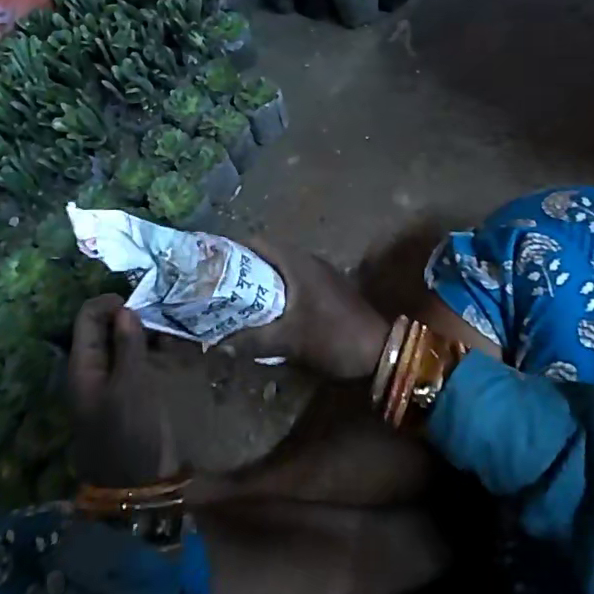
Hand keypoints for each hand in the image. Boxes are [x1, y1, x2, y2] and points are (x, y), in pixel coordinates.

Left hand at [69, 294, 177, 486]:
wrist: (137, 488)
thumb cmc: (129, 434)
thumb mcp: (129, 387)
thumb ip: (128, 346)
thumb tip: (126, 310)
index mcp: (83, 366)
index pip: (87, 318)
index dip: (109, 303)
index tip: (138, 302)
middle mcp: (95, 369)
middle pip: (107, 328)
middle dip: (133, 316)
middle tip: (163, 312)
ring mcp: (114, 381)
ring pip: (127, 343)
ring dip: (149, 332)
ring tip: (175, 328)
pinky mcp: (132, 393)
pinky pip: (141, 361)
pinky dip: (157, 350)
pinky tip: (179, 347)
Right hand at [218, 240, 388, 380]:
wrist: (381, 352)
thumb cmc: (333, 336)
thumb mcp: (289, 341)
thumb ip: (253, 341)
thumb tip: (219, 344)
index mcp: (297, 262)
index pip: (258, 241)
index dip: (233, 248)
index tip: (212, 263)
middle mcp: (308, 261)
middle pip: (267, 255)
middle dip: (242, 268)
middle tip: (219, 285)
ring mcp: (320, 276)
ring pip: (280, 271)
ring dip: (260, 282)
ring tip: (236, 299)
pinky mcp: (327, 291)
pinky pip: (293, 283)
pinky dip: (276, 292)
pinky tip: (266, 313)